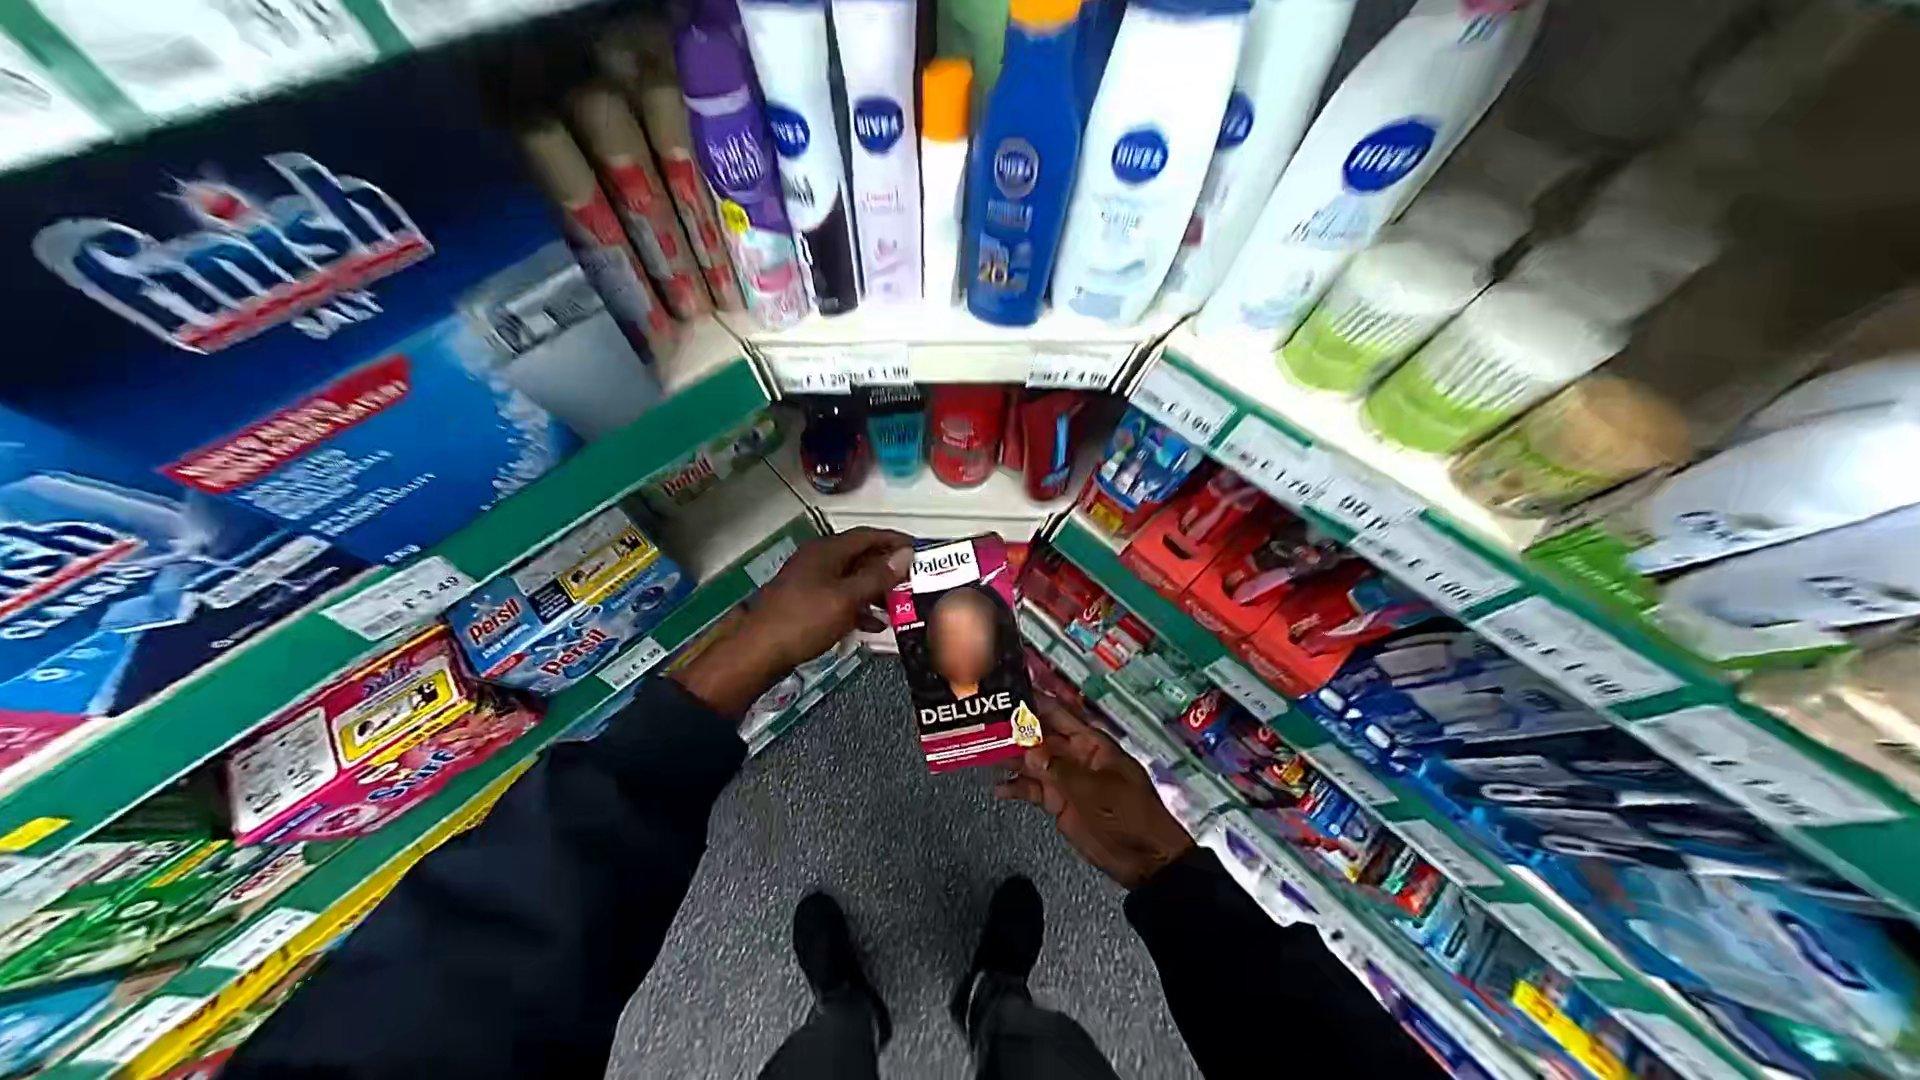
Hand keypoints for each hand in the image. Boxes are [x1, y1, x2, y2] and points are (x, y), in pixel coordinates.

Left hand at [674, 529, 911, 716]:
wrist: (759, 651)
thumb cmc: (805, 620)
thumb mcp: (847, 598)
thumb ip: (877, 577)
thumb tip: (905, 555)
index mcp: (827, 550)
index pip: (868, 535)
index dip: (895, 540)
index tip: (920, 551)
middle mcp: (819, 559)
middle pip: (860, 556)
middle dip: (888, 568)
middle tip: (913, 581)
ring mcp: (811, 580)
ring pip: (852, 578)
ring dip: (875, 590)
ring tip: (899, 605)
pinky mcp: (806, 602)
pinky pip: (840, 597)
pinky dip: (859, 606)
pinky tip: (874, 624)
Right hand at [996, 696, 1194, 889]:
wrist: (1144, 860)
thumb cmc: (1129, 816)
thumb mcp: (1096, 790)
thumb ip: (1061, 771)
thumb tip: (1030, 753)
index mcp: (1090, 743)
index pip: (1058, 714)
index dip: (1035, 702)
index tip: (1009, 692)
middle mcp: (1074, 755)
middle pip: (1039, 736)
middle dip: (1014, 729)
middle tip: (984, 722)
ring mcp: (1064, 778)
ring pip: (1031, 761)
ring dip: (1010, 757)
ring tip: (983, 752)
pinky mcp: (1057, 801)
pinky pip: (1032, 789)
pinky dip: (1016, 788)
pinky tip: (998, 788)